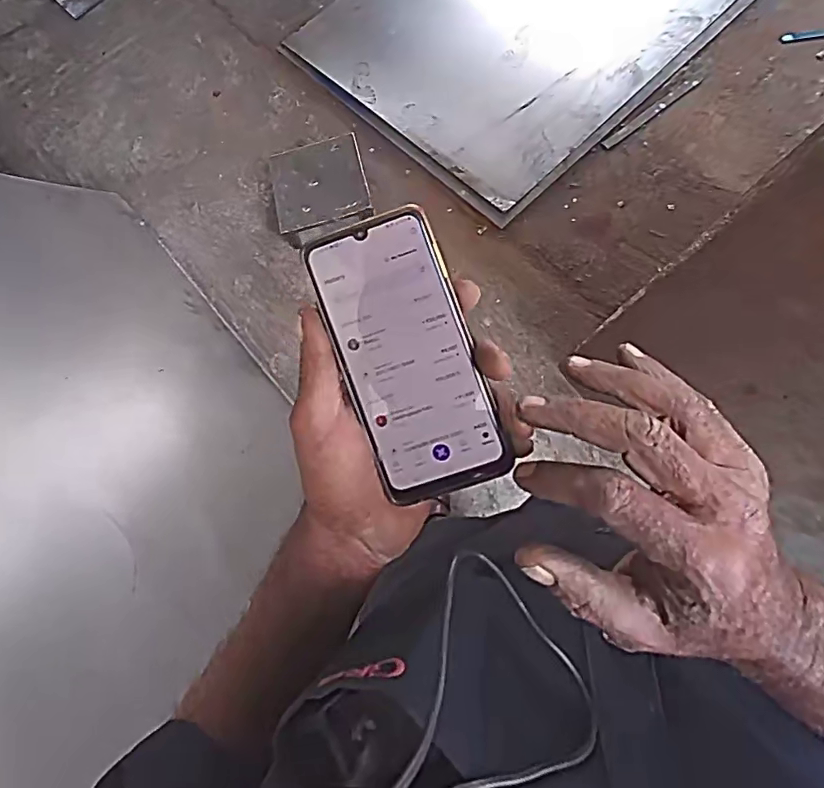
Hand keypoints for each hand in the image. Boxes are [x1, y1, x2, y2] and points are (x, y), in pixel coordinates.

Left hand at [290, 278, 529, 580]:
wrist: (357, 537)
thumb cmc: (330, 479)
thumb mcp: (315, 419)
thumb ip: (317, 369)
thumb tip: (310, 316)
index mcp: (377, 374)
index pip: (405, 325)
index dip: (429, 301)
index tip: (447, 286)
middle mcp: (410, 387)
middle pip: (451, 349)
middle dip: (477, 341)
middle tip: (486, 352)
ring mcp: (436, 414)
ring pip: (476, 382)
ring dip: (496, 379)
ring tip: (500, 389)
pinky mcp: (456, 444)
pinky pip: (489, 426)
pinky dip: (507, 422)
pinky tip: (513, 429)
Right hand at [510, 344, 811, 671]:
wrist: (769, 612)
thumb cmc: (706, 621)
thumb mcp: (642, 628)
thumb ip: (583, 592)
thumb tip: (532, 560)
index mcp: (699, 553)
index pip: (618, 496)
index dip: (564, 479)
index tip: (530, 475)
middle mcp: (723, 504)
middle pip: (642, 436)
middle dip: (578, 415)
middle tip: (536, 408)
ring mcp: (735, 471)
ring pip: (672, 406)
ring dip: (616, 381)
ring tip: (574, 368)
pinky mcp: (736, 452)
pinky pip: (695, 401)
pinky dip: (656, 374)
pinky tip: (627, 356)